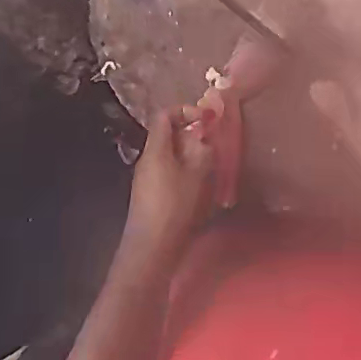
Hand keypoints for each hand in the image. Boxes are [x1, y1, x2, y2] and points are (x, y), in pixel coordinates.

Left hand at [118, 107, 217, 269]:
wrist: (151, 249)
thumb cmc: (174, 207)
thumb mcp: (196, 176)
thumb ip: (202, 151)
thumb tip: (204, 136)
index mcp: (155, 150)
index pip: (164, 115)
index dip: (185, 111)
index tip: (207, 120)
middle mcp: (147, 159)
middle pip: (167, 135)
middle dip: (192, 135)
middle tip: (213, 144)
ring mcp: (146, 178)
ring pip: (170, 155)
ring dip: (190, 154)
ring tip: (211, 165)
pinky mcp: (151, 195)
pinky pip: (169, 172)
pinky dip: (185, 171)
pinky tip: (200, 186)